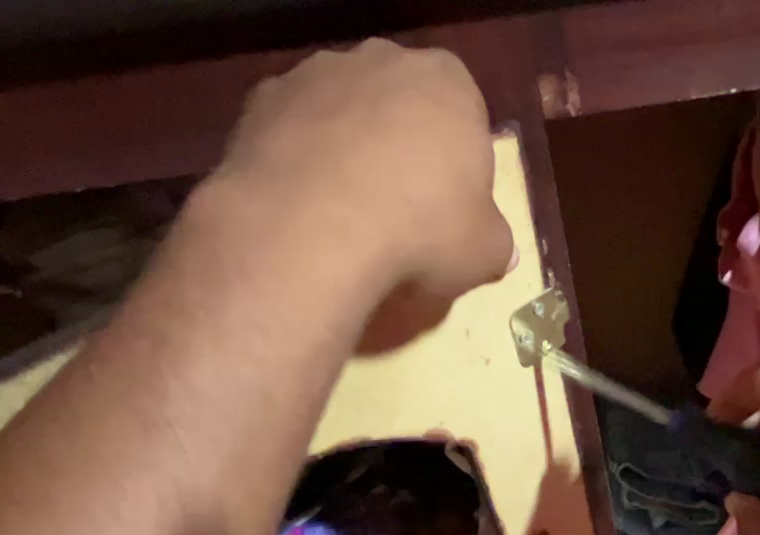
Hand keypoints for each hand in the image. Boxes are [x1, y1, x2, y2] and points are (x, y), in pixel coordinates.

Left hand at [189, 41, 515, 343]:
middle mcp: (382, 59)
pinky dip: (305, 160)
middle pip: (403, 104)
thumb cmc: (422, 231)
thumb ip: (495, 241)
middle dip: (405, 146)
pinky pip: (297, 131)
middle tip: (406, 209)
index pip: (466, 114)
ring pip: (347, 112)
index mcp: (449, 83)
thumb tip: (497, 248)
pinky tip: (310, 208)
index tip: (453, 206)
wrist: (313, 230)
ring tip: (352, 214)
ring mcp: (316, 73)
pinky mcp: (262, 99)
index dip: (461, 163)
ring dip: (353, 150)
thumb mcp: (485, 251)